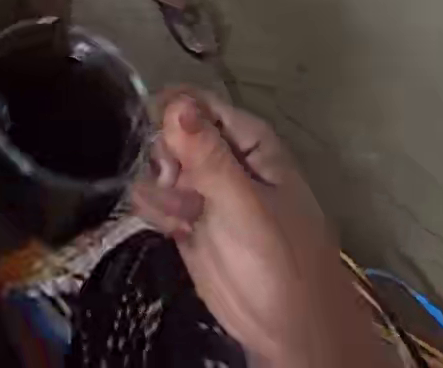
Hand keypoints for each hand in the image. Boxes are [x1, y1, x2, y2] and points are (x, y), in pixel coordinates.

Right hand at [132, 89, 396, 367]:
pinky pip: (150, 192)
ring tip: (182, 218)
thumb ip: (208, 154)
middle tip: (178, 187)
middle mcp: (221, 154)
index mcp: (245, 140)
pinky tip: (174, 230)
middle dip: (164, 158)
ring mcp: (201, 184)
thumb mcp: (246, 206)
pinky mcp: (184, 213)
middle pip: (166, 129)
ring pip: (154, 161)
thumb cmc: (282, 265)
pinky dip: (155, 209)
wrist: (292, 340)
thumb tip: (176, 101)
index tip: (163, 144)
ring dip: (158, 189)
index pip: (193, 102)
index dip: (170, 116)